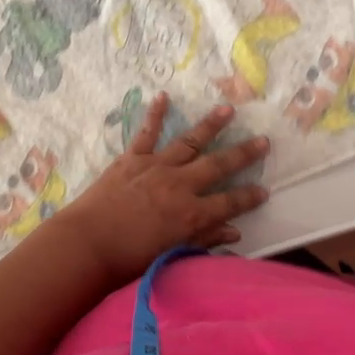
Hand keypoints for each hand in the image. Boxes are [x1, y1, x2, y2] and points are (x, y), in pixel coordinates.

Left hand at [50, 94, 270, 282]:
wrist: (88, 242)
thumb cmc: (130, 258)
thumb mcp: (172, 254)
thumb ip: (203, 240)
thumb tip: (234, 232)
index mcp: (191, 214)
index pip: (229, 203)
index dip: (248, 197)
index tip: (266, 189)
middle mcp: (179, 185)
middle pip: (218, 165)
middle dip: (243, 154)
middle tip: (263, 140)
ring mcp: (156, 167)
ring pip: (189, 141)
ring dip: (210, 125)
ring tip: (228, 109)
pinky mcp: (132, 158)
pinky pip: (147, 132)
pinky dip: (155, 114)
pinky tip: (163, 96)